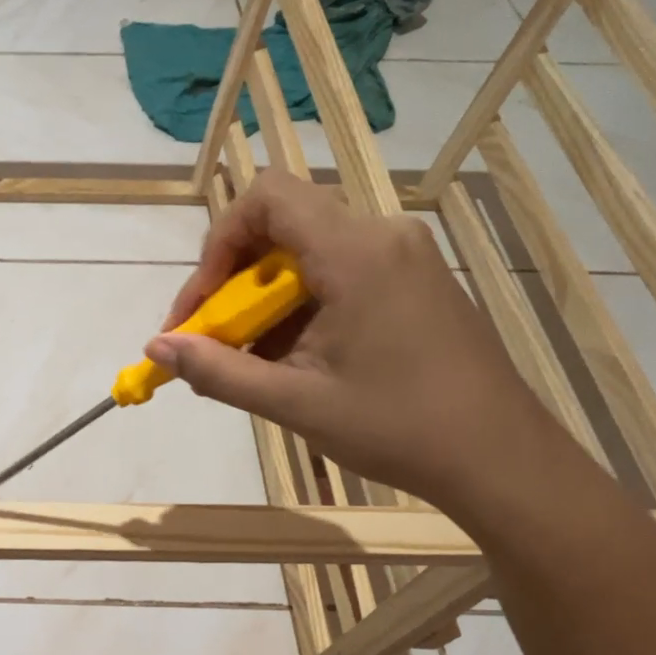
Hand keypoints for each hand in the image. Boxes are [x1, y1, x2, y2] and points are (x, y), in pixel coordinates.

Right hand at [149, 168, 564, 507]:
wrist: (497, 456)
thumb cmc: (395, 427)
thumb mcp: (293, 402)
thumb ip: (218, 370)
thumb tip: (157, 348)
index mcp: (355, 253)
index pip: (267, 198)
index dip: (218, 244)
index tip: (200, 309)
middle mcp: (382, 237)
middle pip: (283, 226)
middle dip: (232, 282)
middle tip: (210, 341)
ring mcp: (404, 257)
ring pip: (308, 254)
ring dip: (264, 302)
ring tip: (248, 364)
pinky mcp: (414, 281)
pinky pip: (338, 274)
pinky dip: (300, 308)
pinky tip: (293, 362)